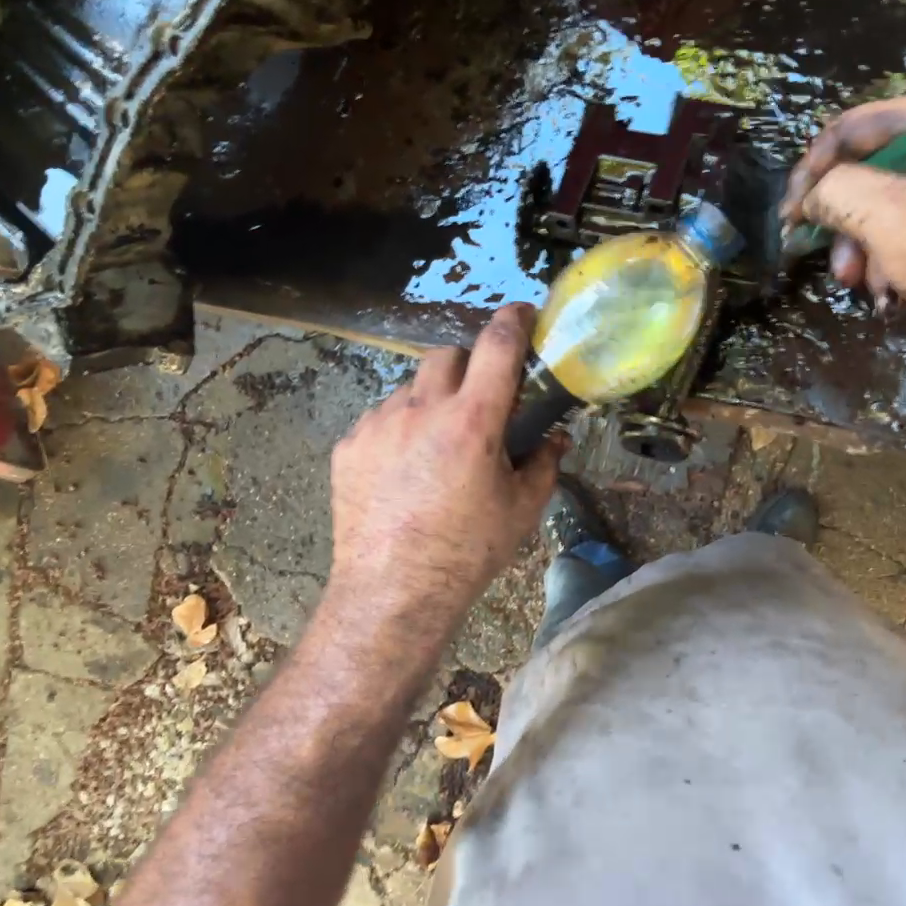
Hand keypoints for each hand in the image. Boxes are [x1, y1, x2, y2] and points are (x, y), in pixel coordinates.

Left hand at [325, 305, 564, 636]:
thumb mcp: (521, 510)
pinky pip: (379, 419)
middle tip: (477, 398)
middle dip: (467, 365)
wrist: (394, 591)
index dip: (513, 320)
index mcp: (472, 421)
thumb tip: (556, 437)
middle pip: (446, 354)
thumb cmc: (468, 551)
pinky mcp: (349, 445)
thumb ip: (544, 463)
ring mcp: (378, 425)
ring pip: (409, 388)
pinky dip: (398, 430)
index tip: (522, 314)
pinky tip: (403, 470)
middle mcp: (422, 411)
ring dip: (429, 402)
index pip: (497, 346)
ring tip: (435, 446)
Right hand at [778, 89, 905, 339]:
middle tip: (833, 265)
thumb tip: (811, 196)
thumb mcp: (889, 216)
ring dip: (867, 246)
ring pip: (893, 202)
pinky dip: (898, 255)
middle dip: (843, 221)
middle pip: (871, 169)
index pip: (850, 129)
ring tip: (866, 286)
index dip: (810, 173)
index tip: (791, 218)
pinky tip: (896, 290)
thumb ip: (835, 191)